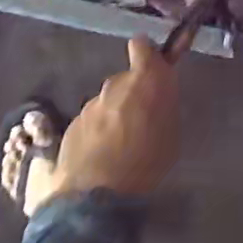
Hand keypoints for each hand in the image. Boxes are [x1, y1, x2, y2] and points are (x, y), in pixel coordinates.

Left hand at [48, 37, 179, 202]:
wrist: (97, 197)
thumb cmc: (147, 160)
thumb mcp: (171, 128)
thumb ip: (164, 102)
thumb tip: (157, 93)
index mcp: (147, 79)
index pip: (142, 46)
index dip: (145, 52)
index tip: (151, 66)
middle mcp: (116, 84)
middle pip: (124, 80)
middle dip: (131, 93)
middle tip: (139, 119)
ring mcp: (90, 105)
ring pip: (106, 103)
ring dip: (112, 115)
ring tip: (117, 145)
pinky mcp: (70, 127)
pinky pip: (89, 122)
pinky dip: (95, 133)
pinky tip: (99, 157)